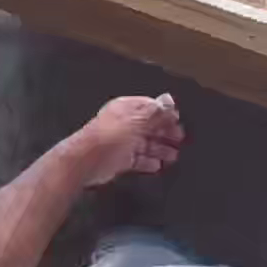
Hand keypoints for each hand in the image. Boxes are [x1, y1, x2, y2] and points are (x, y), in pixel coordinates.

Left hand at [59, 94, 186, 186]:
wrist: (87, 160)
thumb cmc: (112, 136)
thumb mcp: (137, 121)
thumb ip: (155, 112)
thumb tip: (169, 100)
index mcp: (126, 108)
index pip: (149, 107)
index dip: (164, 113)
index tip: (179, 121)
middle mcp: (124, 123)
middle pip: (148, 126)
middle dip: (164, 132)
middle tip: (180, 139)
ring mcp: (121, 141)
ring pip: (144, 143)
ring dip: (159, 149)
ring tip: (174, 156)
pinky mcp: (119, 159)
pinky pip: (137, 159)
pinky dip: (148, 162)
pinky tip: (158, 166)